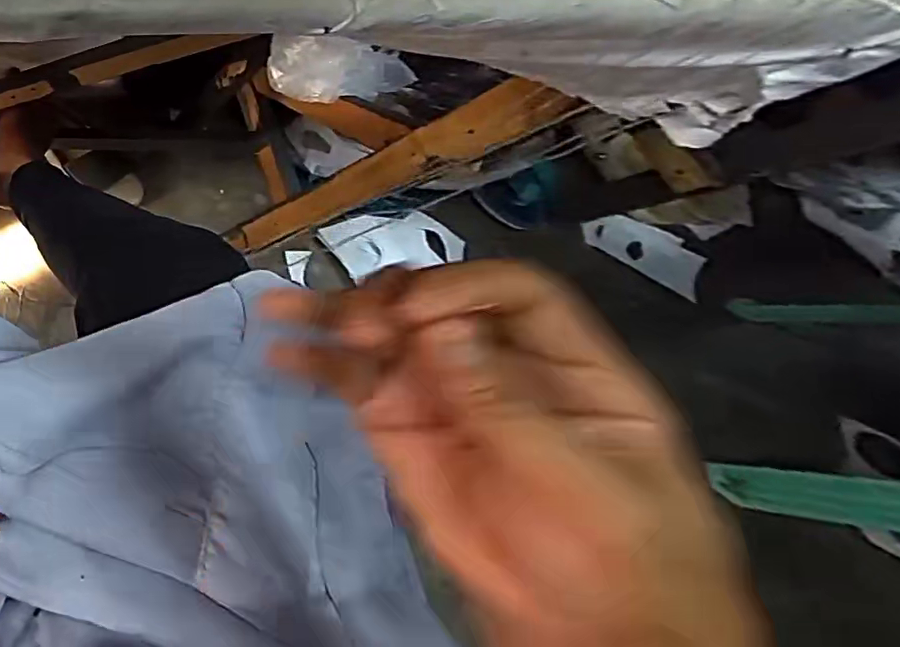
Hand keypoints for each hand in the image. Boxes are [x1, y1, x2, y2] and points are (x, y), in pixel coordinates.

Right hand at [264, 261, 766, 646]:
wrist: (581, 635)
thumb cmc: (619, 560)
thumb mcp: (582, 483)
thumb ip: (507, 406)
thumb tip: (438, 330)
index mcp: (558, 357)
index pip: (511, 290)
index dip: (461, 287)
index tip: (418, 315)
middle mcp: (488, 354)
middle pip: (432, 296)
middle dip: (387, 299)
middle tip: (358, 325)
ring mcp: (435, 383)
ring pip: (379, 326)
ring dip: (332, 312)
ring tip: (284, 306)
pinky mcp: (394, 415)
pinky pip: (349, 375)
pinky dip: (312, 360)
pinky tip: (281, 350)